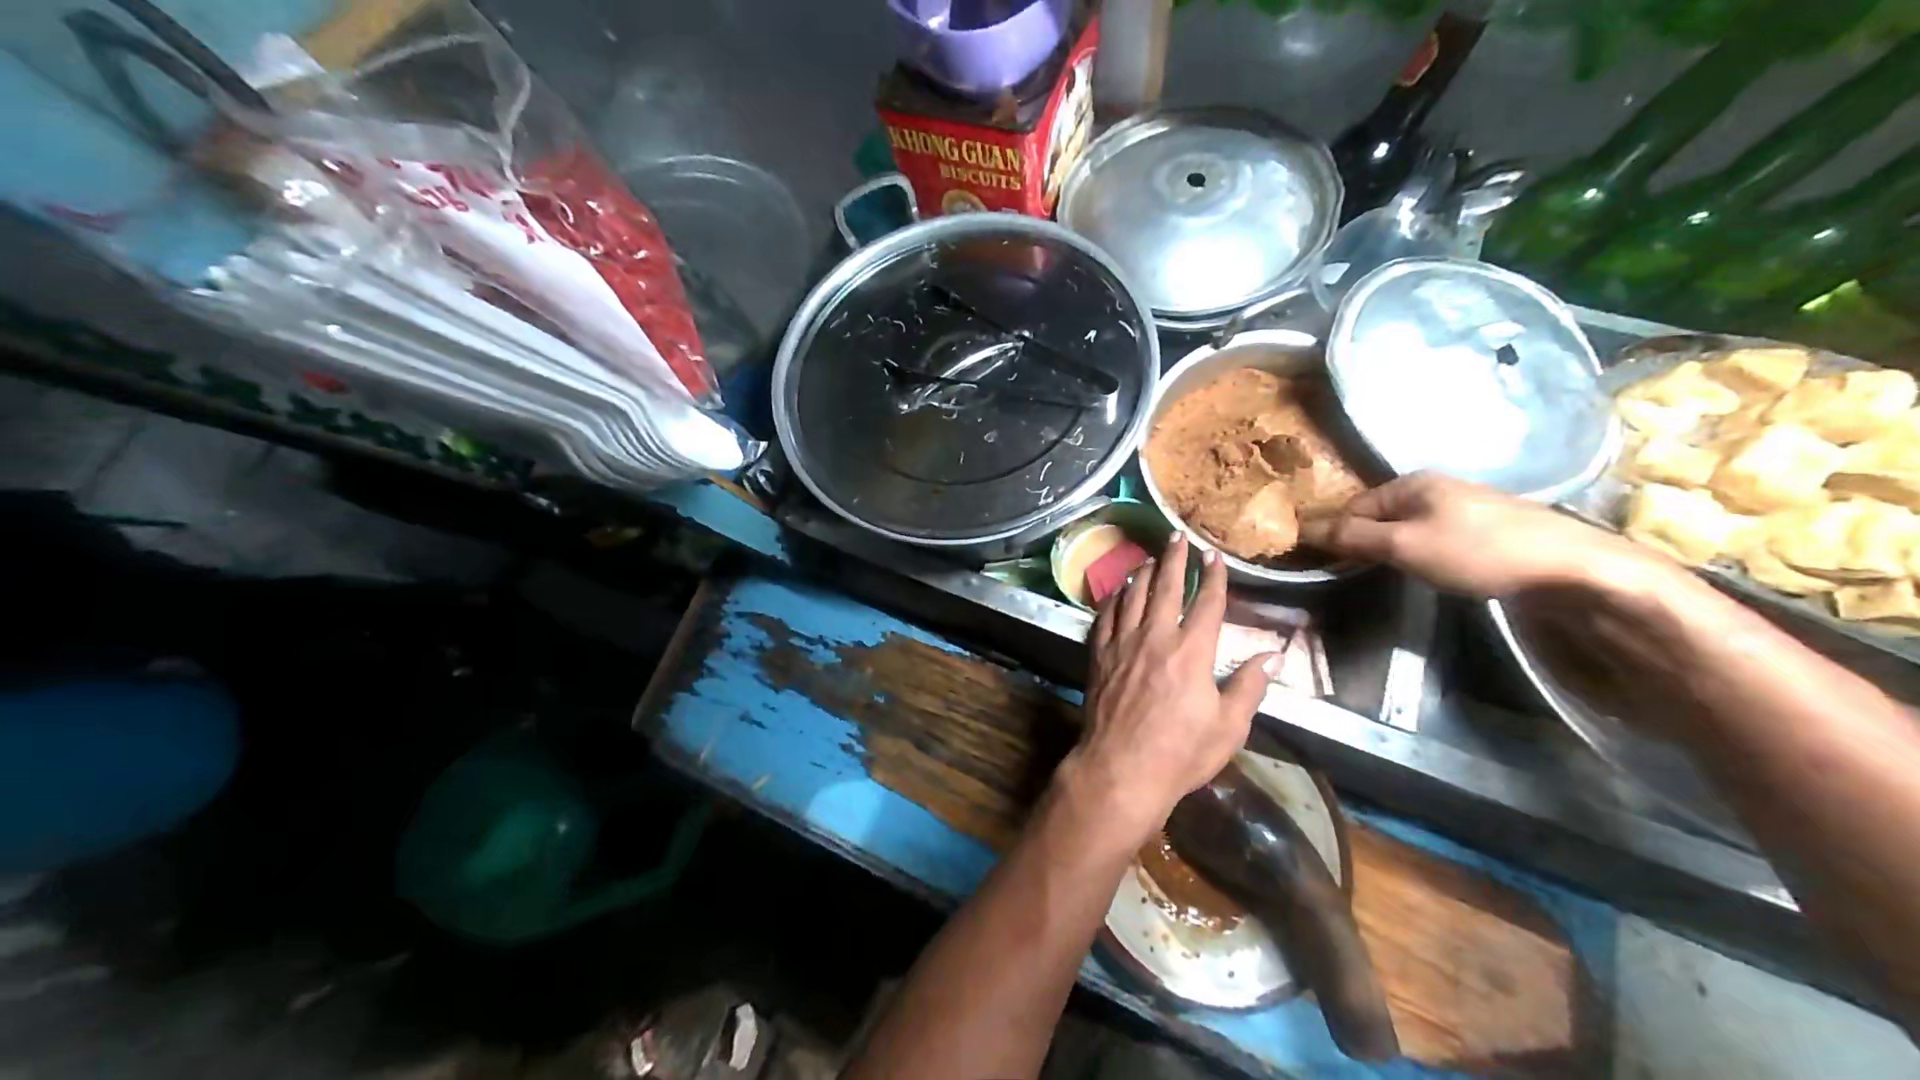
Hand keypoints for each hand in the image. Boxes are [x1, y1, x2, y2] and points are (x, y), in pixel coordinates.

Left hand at [1071, 533, 1280, 835]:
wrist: (1120, 769)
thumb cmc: (1180, 753)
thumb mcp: (1228, 727)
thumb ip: (1248, 687)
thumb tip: (1272, 656)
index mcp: (1192, 652)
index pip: (1207, 603)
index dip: (1213, 576)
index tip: (1214, 555)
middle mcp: (1155, 638)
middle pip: (1166, 588)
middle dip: (1174, 558)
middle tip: (1176, 536)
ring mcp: (1122, 645)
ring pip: (1132, 597)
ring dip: (1142, 573)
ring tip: (1149, 557)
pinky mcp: (1099, 657)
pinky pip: (1105, 618)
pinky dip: (1113, 599)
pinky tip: (1116, 592)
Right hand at [1299, 472, 1670, 596]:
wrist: (1571, 567)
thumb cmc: (1477, 552)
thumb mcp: (1403, 546)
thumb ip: (1351, 537)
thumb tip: (1302, 528)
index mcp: (1411, 482)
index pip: (1353, 506)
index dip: (1336, 534)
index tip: (1330, 566)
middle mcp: (1435, 486)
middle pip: (1379, 516)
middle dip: (1365, 543)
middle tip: (1361, 575)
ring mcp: (1463, 506)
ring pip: (1407, 528)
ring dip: (1394, 551)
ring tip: (1397, 576)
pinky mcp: (1486, 528)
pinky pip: (1435, 537)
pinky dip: (1423, 554)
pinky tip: (1435, 572)